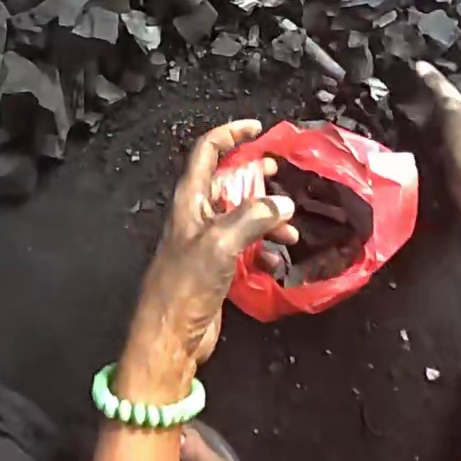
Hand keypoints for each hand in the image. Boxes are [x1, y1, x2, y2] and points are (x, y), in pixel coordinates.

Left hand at [115, 121, 296, 404]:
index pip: (208, 150)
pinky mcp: (217, 262)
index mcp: (190, 197)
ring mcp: (207, 237)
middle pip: (228, 179)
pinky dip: (264, 247)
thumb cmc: (186, 282)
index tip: (257, 128)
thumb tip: (282, 202)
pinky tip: (277, 260)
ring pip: (242, 212)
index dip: (230, 134)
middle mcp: (198, 211)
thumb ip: (252, 218)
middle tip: (281, 174)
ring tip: (290, 228)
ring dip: (267, 216)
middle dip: (255, 175)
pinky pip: (246, 243)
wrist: (170, 332)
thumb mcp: (221, 243)